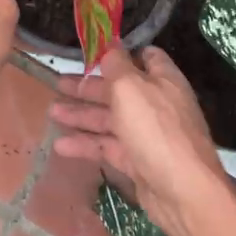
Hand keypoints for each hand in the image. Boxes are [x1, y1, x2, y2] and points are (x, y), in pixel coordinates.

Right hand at [49, 47, 225, 232]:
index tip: (92, 52)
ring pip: (109, 120)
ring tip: (52, 112)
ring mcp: (147, 135)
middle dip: (88, 87)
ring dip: (81, 115)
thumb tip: (111, 42)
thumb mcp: (130, 87)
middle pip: (118, 90)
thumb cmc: (155, 128)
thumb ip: (116, 64)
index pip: (144, 57)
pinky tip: (61, 146)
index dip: (119, 54)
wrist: (183, 192)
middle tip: (58, 84)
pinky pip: (108, 147)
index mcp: (161, 80)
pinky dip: (86, 145)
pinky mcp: (138, 162)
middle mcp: (155, 104)